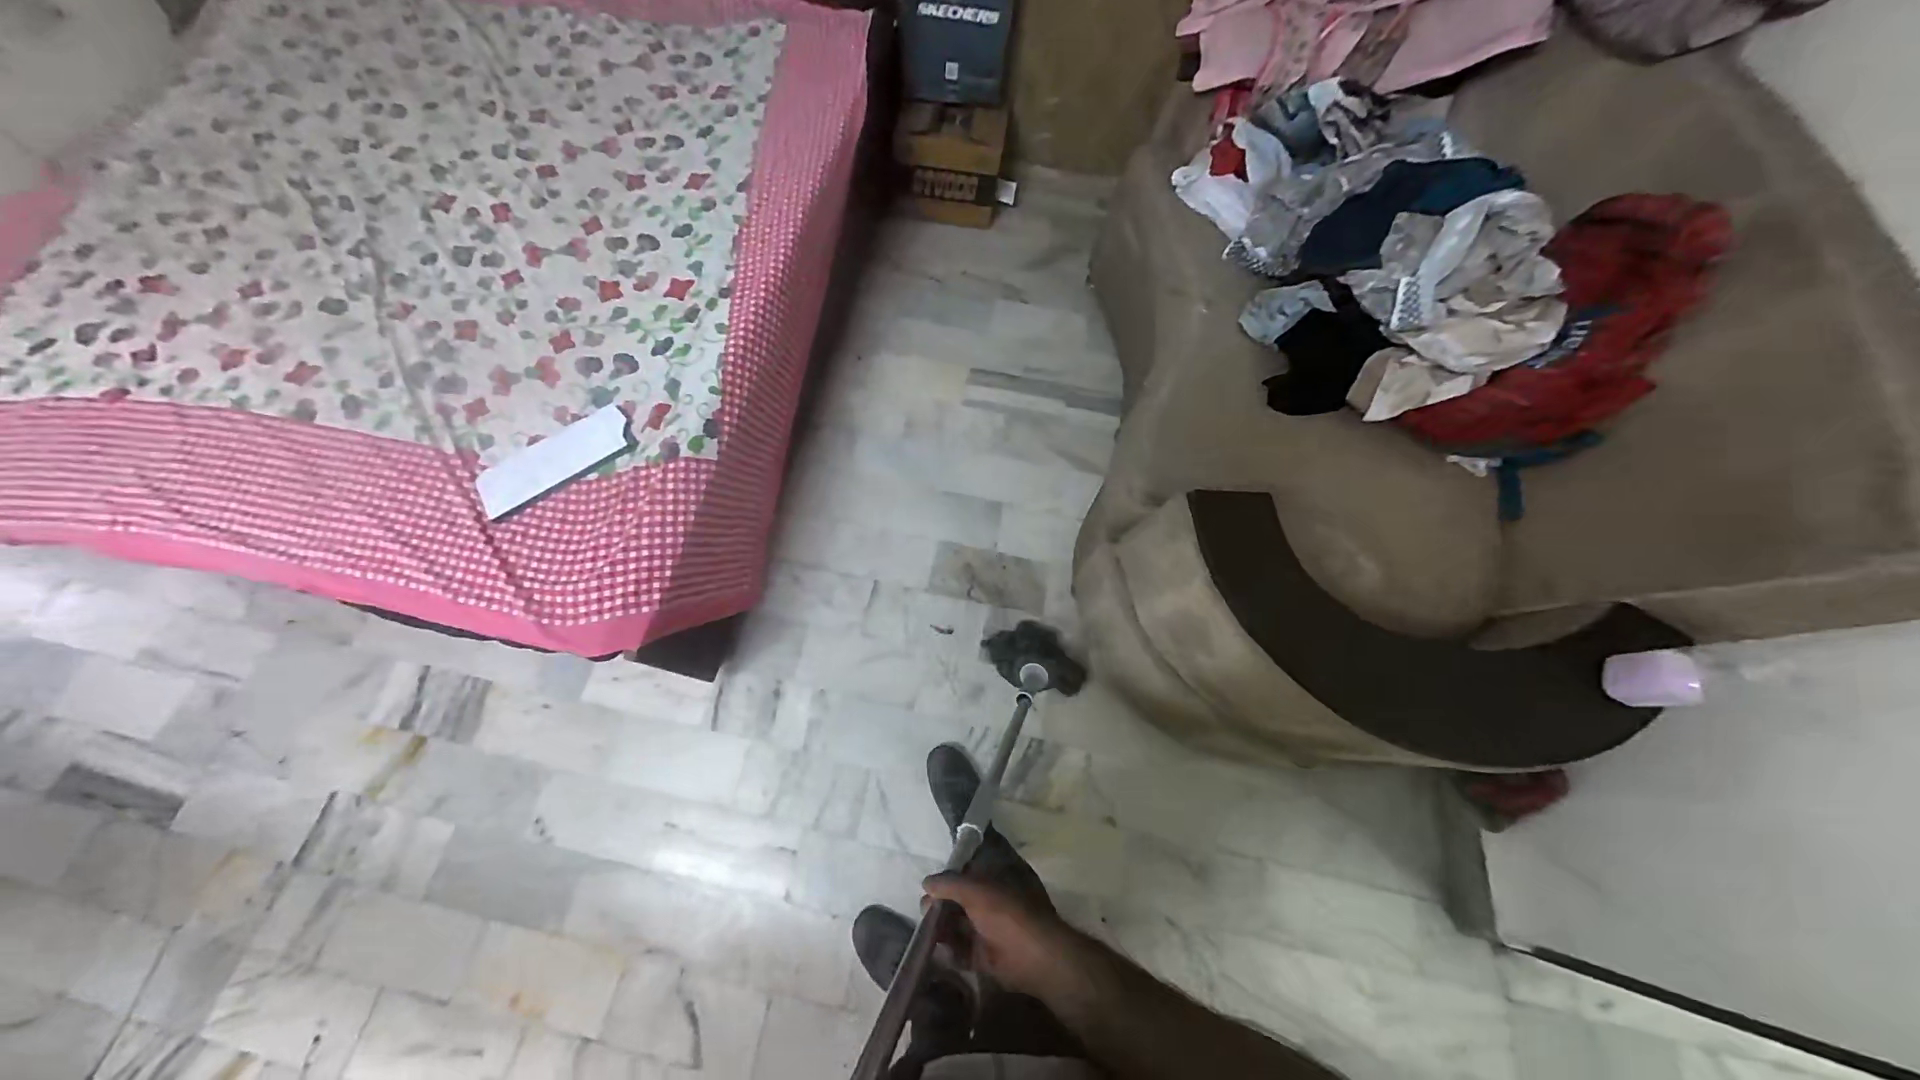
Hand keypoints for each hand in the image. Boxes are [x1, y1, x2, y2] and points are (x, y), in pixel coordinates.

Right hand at [923, 872, 1083, 1000]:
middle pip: (957, 904)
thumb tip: (926, 882)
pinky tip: (938, 952)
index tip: (926, 889)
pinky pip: (961, 953)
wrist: (1033, 956)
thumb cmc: (1005, 914)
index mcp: (990, 884)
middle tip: (924, 914)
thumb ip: (949, 884)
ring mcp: (986, 932)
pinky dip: (949, 953)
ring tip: (926, 934)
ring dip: (941, 930)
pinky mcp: (984, 958)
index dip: (945, 882)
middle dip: (939, 908)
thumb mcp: (976, 891)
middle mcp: (987, 905)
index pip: (963, 878)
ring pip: (957, 928)